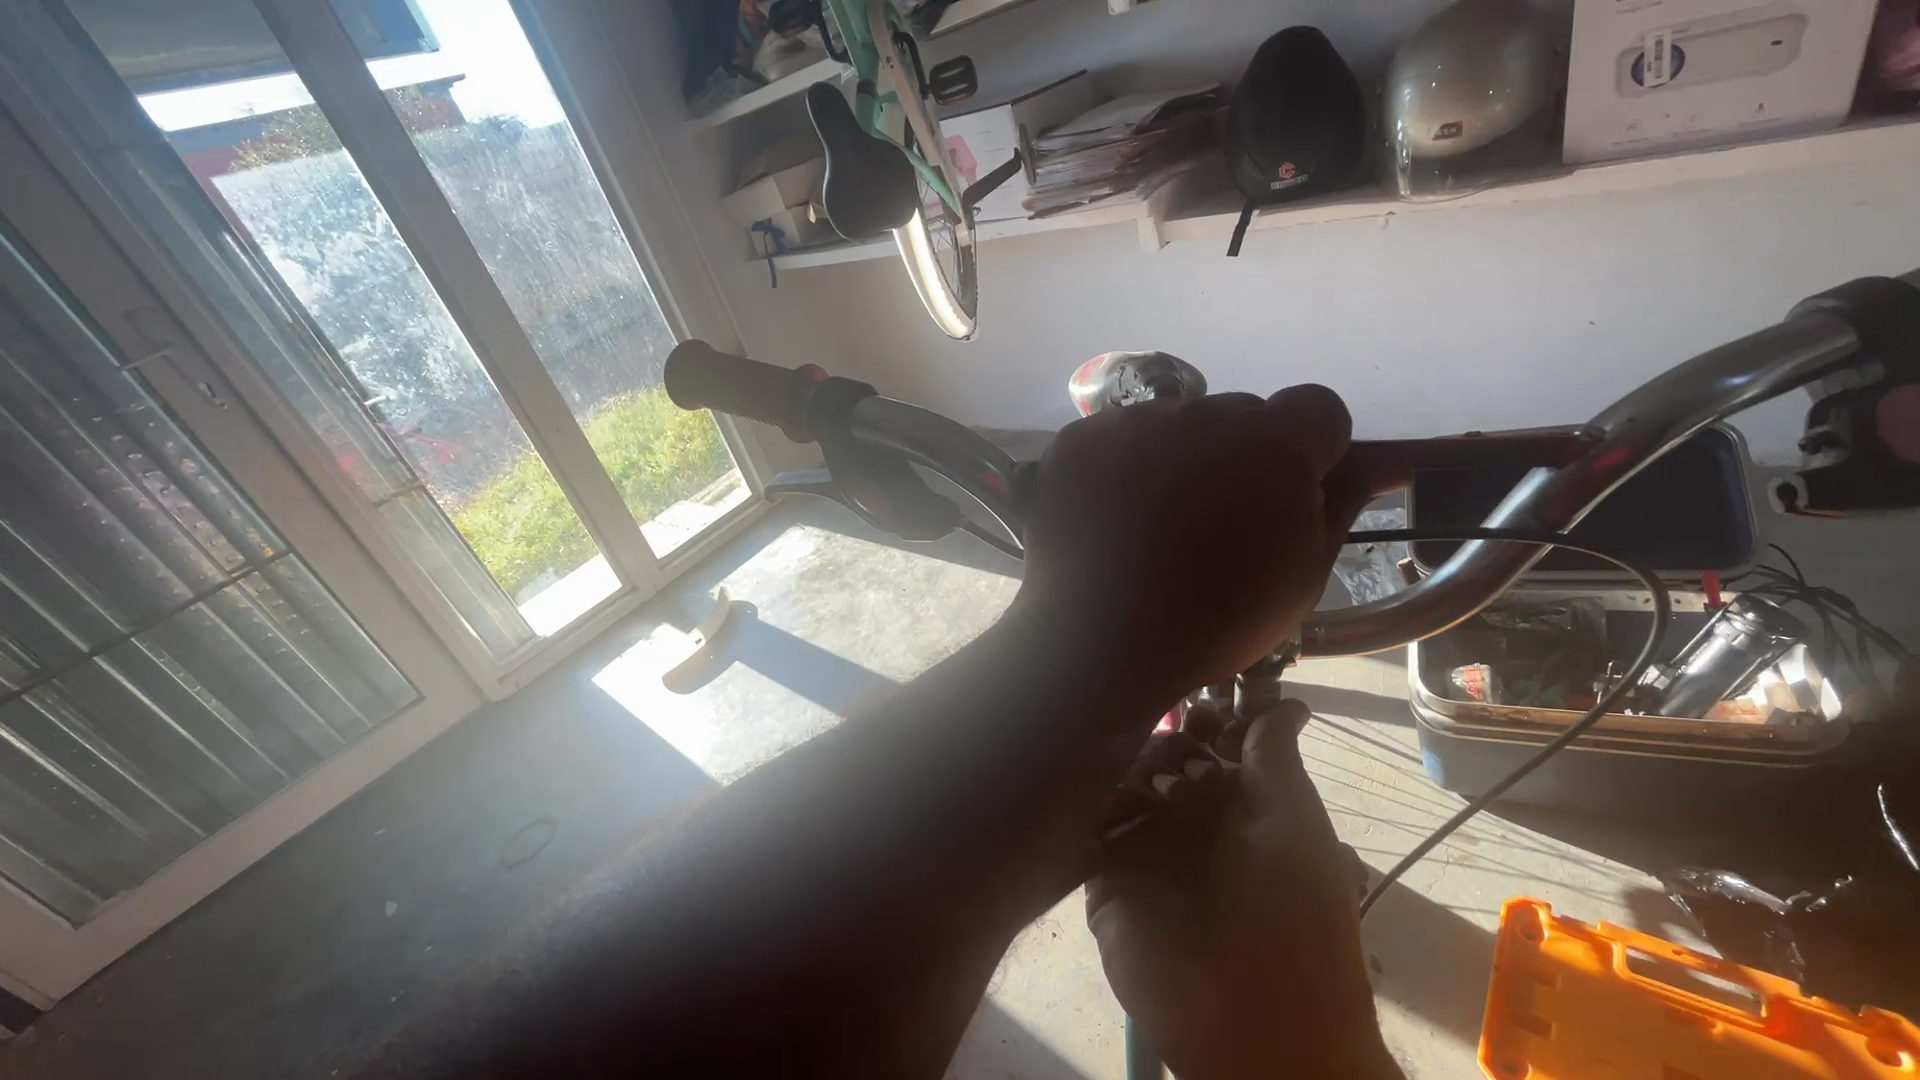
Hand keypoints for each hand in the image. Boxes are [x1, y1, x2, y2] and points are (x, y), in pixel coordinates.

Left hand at [1012, 387, 1368, 704]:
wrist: (1101, 643)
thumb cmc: (1215, 620)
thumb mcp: (1302, 574)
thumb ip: (1338, 503)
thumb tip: (1377, 464)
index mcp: (1272, 442)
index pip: (1316, 407)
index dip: (1312, 449)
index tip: (1290, 493)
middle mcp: (1200, 413)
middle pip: (1239, 415)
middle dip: (1241, 456)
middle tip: (1215, 522)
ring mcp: (1130, 423)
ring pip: (1174, 424)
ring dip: (1178, 459)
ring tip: (1155, 527)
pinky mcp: (1078, 440)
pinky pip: (1117, 437)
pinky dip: (1122, 467)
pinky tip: (1112, 518)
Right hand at [1086, 703, 1401, 1079]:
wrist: (1259, 1023)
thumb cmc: (1292, 915)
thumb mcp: (1295, 824)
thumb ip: (1275, 759)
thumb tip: (1289, 704)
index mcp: (1238, 808)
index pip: (1209, 746)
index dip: (1201, 718)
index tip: (1193, 702)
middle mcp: (1188, 824)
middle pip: (1158, 759)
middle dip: (1156, 738)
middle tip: (1161, 743)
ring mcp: (1144, 851)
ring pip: (1118, 786)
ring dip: (1121, 767)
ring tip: (1135, 773)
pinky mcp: (1105, 880)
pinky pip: (1085, 830)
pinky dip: (1082, 802)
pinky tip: (1087, 784)